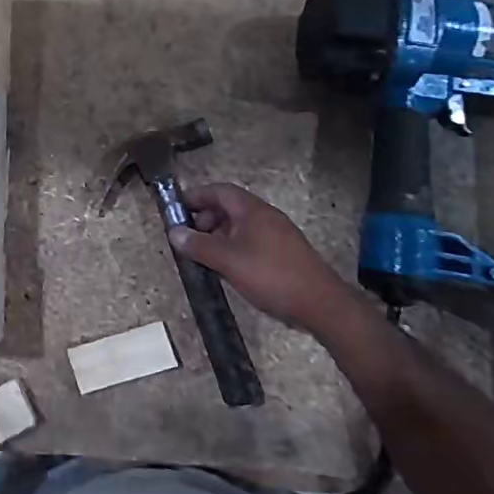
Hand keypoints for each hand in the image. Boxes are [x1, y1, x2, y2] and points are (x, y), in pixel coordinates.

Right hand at [167, 183, 359, 335]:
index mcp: (252, 210)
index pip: (220, 191)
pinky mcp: (282, 254)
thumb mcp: (228, 260)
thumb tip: (174, 232)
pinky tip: (226, 269)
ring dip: (218, 236)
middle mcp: (265, 216)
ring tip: (203, 257)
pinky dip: (233, 249)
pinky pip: (250, 242)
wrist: (319, 303)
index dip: (197, 196)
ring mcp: (276, 235)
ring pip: (240, 227)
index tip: (176, 208)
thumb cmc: (270, 275)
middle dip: (205, 219)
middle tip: (188, 238)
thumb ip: (199, 246)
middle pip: (229, 207)